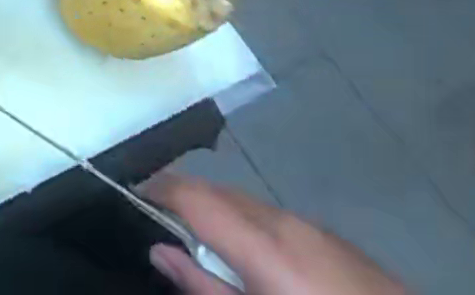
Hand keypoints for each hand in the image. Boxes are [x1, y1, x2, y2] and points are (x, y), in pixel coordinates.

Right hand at [143, 175, 408, 294]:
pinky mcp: (343, 244)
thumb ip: (204, 286)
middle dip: (186, 202)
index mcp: (259, 243)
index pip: (189, 193)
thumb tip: (159, 250)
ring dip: (222, 215)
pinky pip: (281, 221)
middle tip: (165, 228)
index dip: (155, 189)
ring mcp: (317, 229)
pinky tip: (264, 263)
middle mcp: (283, 222)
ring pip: (248, 204)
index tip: (131, 199)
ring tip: (213, 249)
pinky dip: (257, 228)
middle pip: (217, 192)